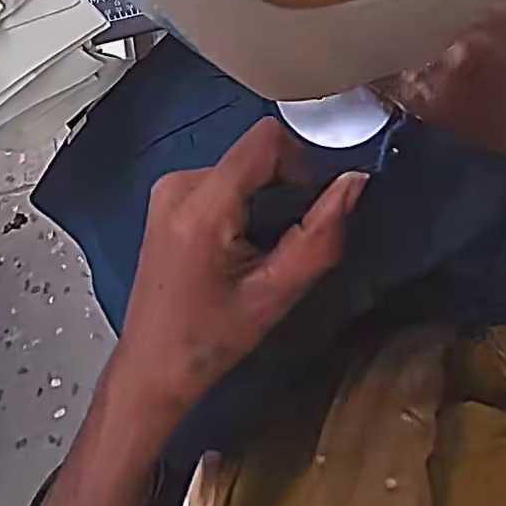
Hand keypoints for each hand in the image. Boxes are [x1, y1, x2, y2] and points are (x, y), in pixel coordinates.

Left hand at [111, 117, 368, 411]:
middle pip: (255, 152)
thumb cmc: (208, 340)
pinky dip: (245, 199)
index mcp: (202, 206)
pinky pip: (224, 176)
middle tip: (284, 236)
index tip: (306, 204)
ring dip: (265, 194)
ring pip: (243, 164)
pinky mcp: (169, 195)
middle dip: (283, 185)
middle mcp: (179, 184)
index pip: (265, 139)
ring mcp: (169, 187)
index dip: (300, 162)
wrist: (152, 366)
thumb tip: (353, 182)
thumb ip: (321, 235)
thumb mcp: (277, 294)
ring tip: (259, 245)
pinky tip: (239, 242)